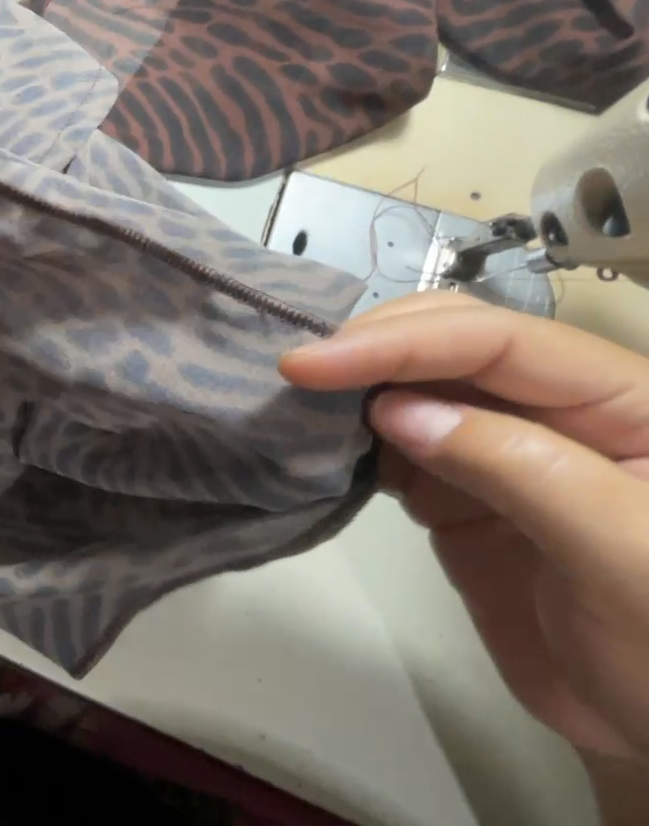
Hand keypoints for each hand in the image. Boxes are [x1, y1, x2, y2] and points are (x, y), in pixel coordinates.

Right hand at [281, 293, 648, 760]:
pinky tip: (307, 436)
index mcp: (628, 406)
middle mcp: (559, 412)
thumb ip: (520, 468)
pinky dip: (341, 431)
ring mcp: (501, 450)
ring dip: (346, 382)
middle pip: (452, 341)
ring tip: (284, 396)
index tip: (306, 365)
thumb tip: (393, 410)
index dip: (400, 342)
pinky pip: (388, 439)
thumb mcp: (623, 559)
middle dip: (371, 344)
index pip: (499, 342)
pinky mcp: (453, 490)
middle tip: (292, 371)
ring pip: (409, 383)